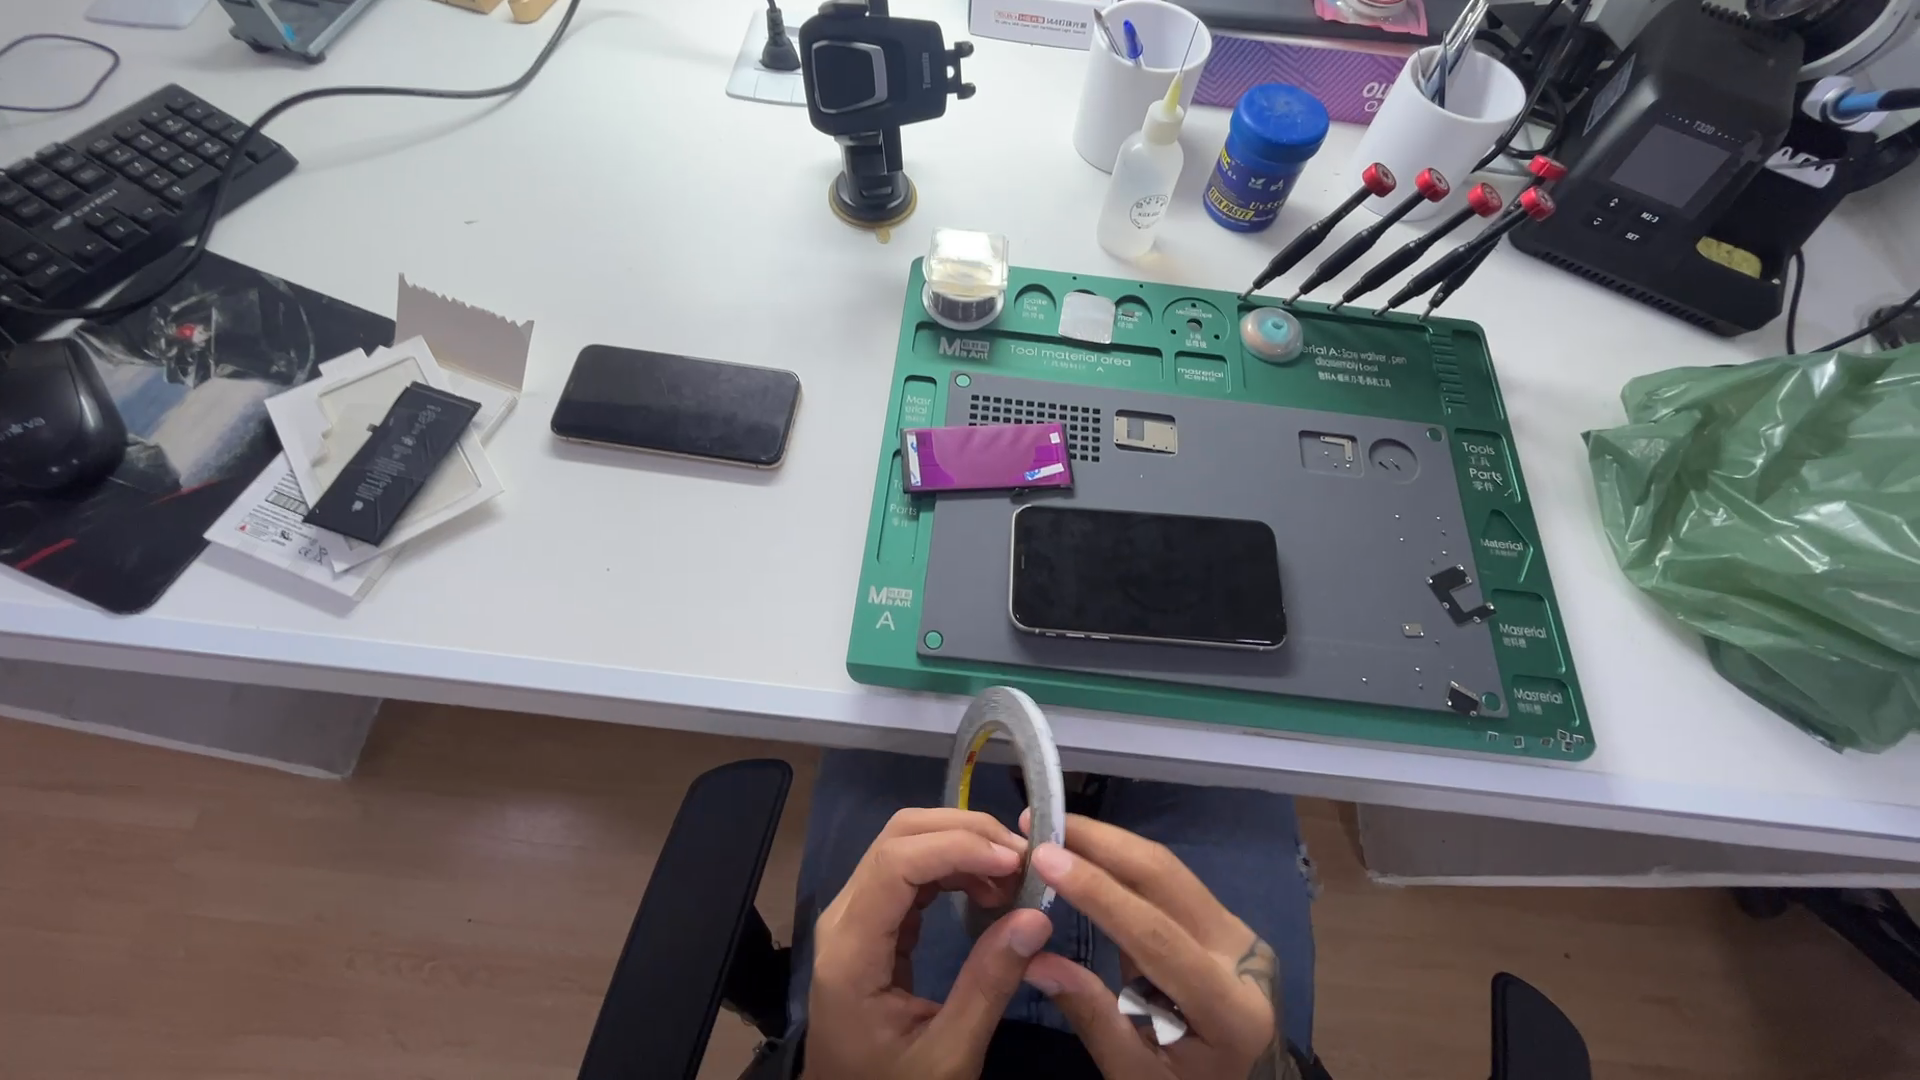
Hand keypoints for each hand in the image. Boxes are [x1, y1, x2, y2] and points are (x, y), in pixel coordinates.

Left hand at [805, 808, 1054, 1079]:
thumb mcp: (948, 1056)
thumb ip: (988, 985)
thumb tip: (1037, 916)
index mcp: (850, 951)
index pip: (895, 863)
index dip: (956, 847)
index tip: (1014, 861)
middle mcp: (843, 916)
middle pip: (899, 836)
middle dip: (965, 833)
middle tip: (1023, 859)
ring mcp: (854, 912)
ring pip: (905, 842)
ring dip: (962, 844)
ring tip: (1013, 875)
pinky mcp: (872, 917)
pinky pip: (910, 868)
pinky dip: (954, 864)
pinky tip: (988, 886)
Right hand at [1021, 813, 1297, 1079]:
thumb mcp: (1139, 1078)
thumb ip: (1093, 1016)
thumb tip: (1033, 958)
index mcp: (1229, 1007)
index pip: (1154, 934)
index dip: (1096, 889)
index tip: (1045, 855)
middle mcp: (1243, 953)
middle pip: (1165, 878)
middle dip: (1100, 842)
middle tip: (1041, 823)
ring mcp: (1238, 931)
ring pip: (1168, 869)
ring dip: (1109, 843)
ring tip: (1056, 828)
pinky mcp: (1225, 921)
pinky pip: (1170, 880)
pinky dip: (1124, 861)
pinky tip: (1088, 850)